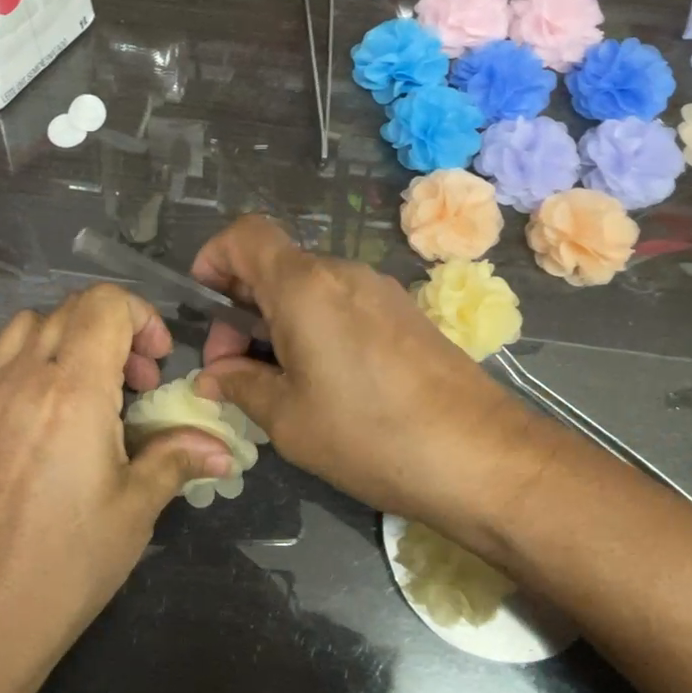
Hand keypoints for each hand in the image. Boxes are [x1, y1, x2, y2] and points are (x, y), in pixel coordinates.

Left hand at [0, 284, 233, 660]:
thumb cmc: (67, 562)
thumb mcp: (134, 509)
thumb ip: (175, 460)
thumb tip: (222, 449)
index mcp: (71, 389)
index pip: (103, 304)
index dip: (140, 317)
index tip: (156, 365)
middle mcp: (24, 377)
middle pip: (70, 309)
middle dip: (113, 329)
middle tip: (136, 384)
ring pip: (28, 324)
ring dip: (68, 337)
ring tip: (90, 387)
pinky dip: (27, 357)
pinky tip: (44, 404)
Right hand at [192, 216, 545, 534]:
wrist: (485, 458)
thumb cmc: (371, 434)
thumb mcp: (287, 419)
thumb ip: (239, 384)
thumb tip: (213, 375)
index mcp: (303, 285)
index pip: (243, 234)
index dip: (213, 259)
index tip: (207, 308)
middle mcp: (340, 272)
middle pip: (273, 266)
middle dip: (241, 308)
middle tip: (235, 370)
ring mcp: (378, 290)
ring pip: (307, 288)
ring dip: (278, 323)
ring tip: (280, 384)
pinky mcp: (405, 314)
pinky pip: (341, 305)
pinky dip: (316, 329)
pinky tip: (326, 385)